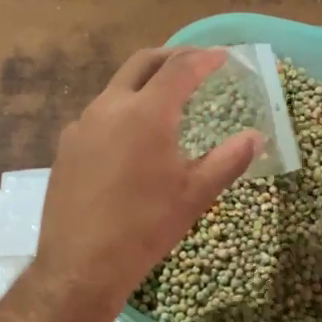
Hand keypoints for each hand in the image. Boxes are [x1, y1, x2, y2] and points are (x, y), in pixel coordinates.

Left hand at [34, 48, 260, 309]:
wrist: (81, 264)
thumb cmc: (146, 227)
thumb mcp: (195, 194)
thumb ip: (228, 160)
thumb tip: (255, 138)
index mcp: (146, 112)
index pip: (180, 69)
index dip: (204, 59)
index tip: (222, 56)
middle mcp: (109, 107)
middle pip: (142, 63)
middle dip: (171, 57)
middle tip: (194, 63)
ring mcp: (82, 126)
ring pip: (116, 88)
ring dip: (143, 84)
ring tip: (165, 101)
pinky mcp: (65, 147)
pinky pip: (98, 116)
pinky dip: (122, 112)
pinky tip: (131, 139)